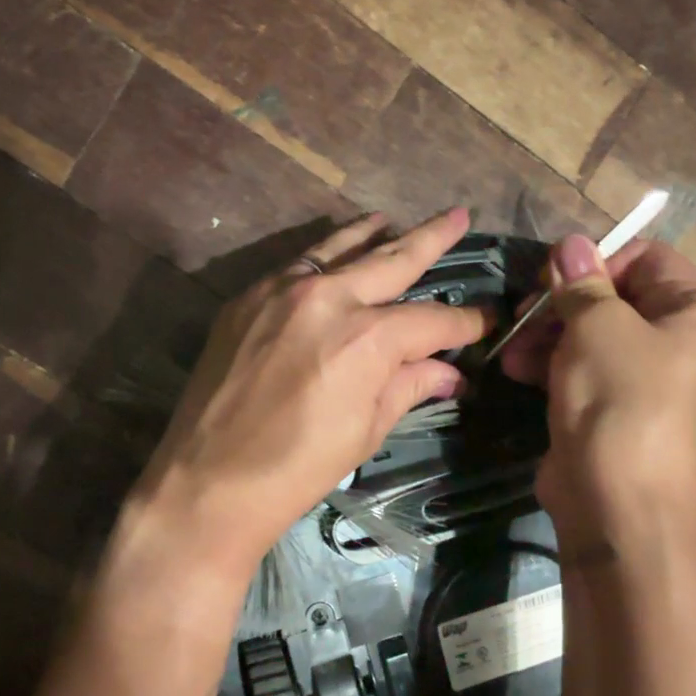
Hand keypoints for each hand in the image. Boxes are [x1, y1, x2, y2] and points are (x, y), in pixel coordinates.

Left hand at [132, 209, 488, 573]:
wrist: (209, 480)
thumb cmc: (296, 469)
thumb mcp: (364, 431)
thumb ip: (407, 388)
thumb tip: (449, 372)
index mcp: (366, 338)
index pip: (431, 320)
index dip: (465, 322)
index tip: (486, 320)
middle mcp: (327, 298)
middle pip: (390, 259)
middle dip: (430, 239)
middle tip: (458, 216)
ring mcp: (280, 291)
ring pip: (337, 249)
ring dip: (371, 234)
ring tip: (392, 220)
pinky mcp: (246, 299)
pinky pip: (296, 266)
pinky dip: (323, 258)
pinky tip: (333, 259)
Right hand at [499, 234, 695, 543]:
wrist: (616, 503)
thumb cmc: (619, 401)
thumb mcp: (596, 328)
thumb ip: (582, 282)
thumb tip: (571, 243)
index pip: (648, 258)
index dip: (596, 262)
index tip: (549, 278)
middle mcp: (686, 343)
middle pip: (619, 299)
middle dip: (564, 303)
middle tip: (522, 315)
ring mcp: (652, 382)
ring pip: (597, 337)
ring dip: (550, 335)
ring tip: (512, 349)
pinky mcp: (620, 412)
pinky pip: (589, 373)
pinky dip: (554, 366)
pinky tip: (517, 369)